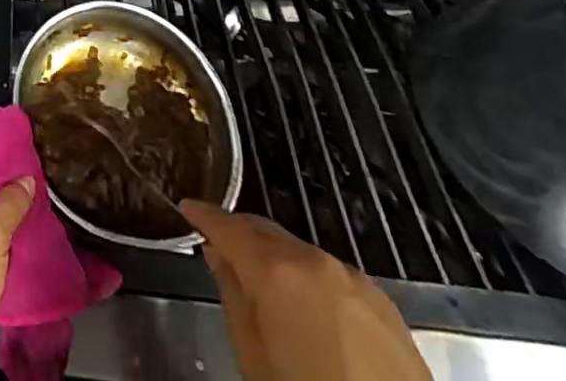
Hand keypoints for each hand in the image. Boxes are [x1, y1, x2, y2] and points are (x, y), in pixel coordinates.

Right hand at [180, 201, 430, 380]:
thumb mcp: (253, 357)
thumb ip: (232, 296)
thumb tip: (218, 255)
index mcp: (275, 271)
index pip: (229, 227)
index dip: (204, 215)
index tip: (187, 208)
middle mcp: (313, 259)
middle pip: (264, 230)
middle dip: (238, 232)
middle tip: (216, 244)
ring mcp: (349, 275)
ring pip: (298, 251)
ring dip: (273, 256)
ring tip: (260, 284)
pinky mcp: (378, 296)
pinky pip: (329, 273)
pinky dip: (307, 278)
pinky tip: (307, 311)